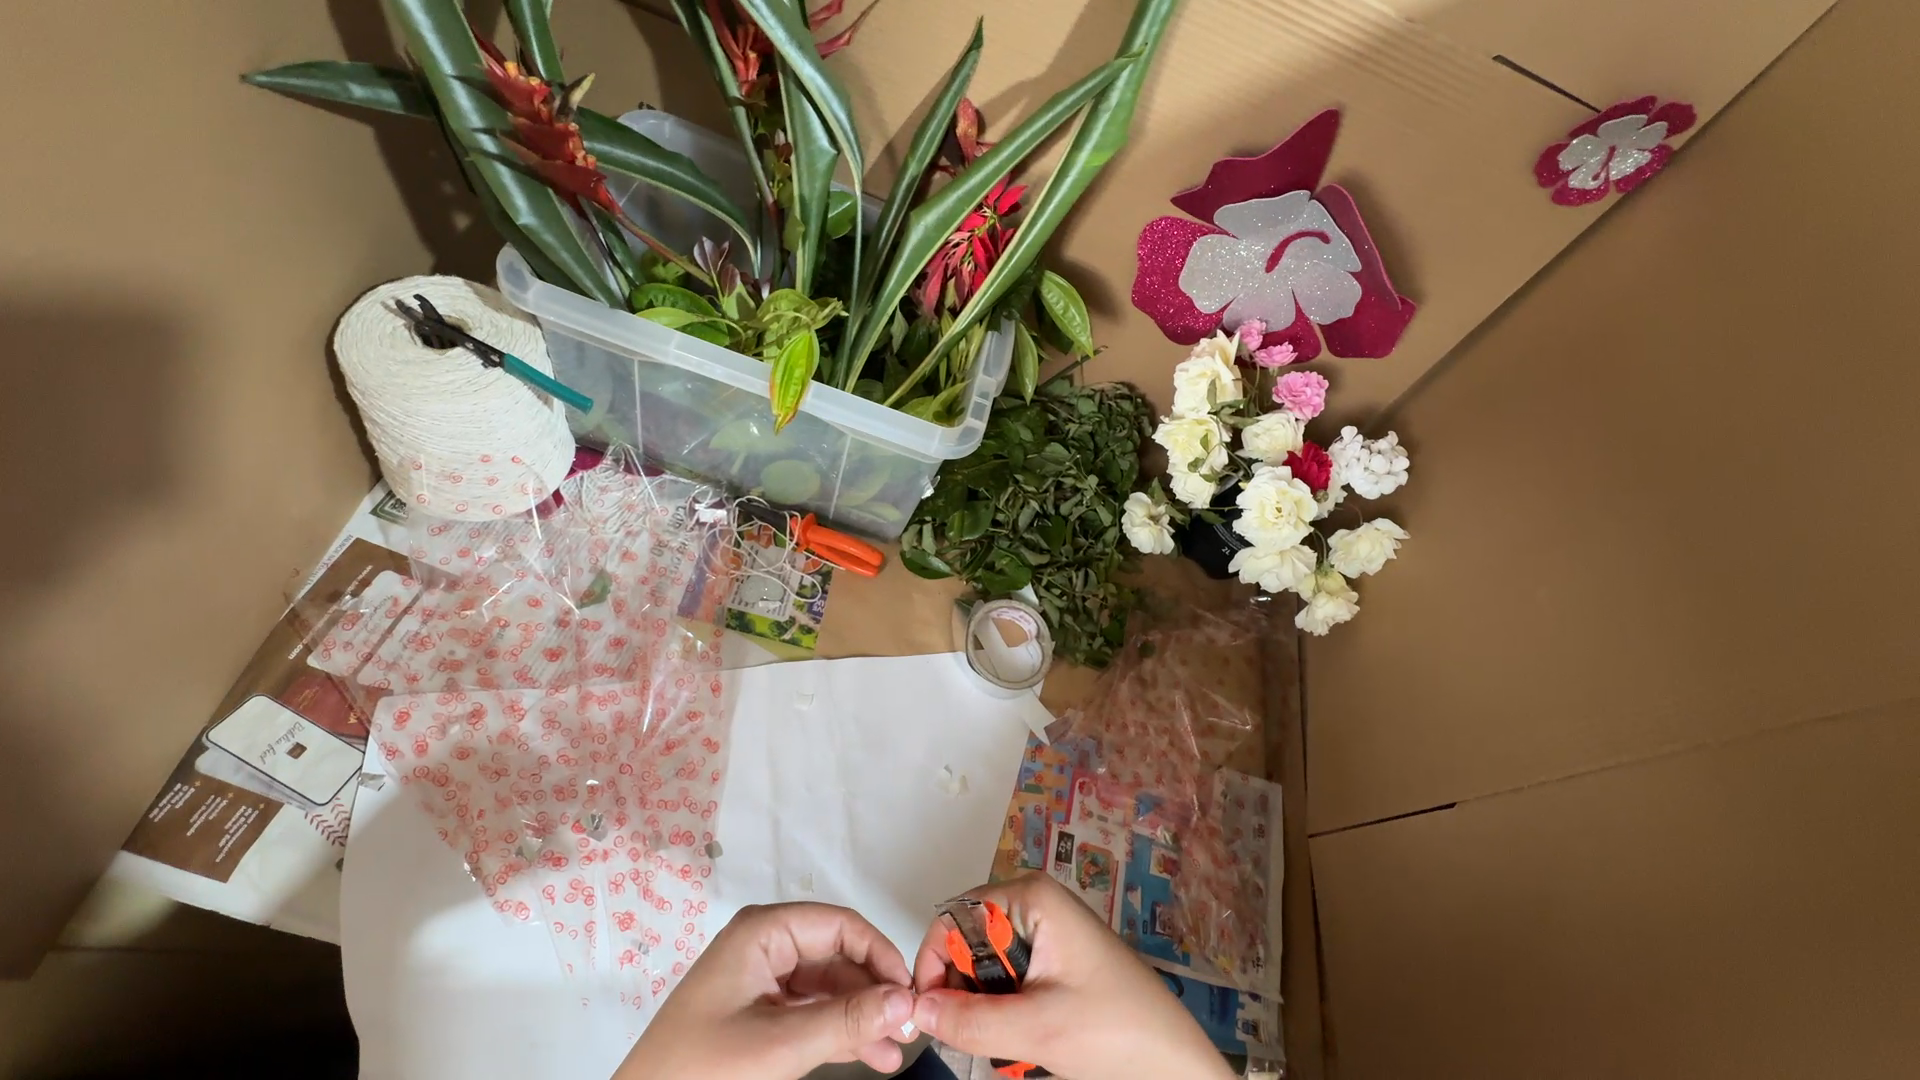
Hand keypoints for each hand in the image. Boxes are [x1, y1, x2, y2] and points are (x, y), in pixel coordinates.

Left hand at [614, 902, 917, 1079]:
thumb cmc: (704, 1069)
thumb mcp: (780, 1046)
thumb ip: (846, 1022)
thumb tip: (907, 1001)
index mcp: (764, 931)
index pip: (840, 926)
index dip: (881, 955)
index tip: (911, 995)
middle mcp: (766, 945)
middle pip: (837, 956)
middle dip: (874, 992)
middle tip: (909, 1029)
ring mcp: (762, 980)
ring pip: (828, 987)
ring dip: (861, 1017)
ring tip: (896, 1052)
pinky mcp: (758, 1013)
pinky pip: (810, 1012)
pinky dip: (838, 1031)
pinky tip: (870, 1055)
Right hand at [910, 874, 1234, 1079]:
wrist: (1175, 1063)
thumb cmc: (1113, 1031)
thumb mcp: (1035, 1028)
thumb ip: (969, 1019)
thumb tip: (916, 1009)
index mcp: (1030, 897)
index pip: (955, 916)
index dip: (935, 961)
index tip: (928, 1012)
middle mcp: (1034, 904)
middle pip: (968, 941)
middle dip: (962, 989)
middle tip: (970, 1035)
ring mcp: (1047, 932)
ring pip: (986, 965)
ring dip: (983, 1006)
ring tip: (1003, 1043)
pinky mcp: (1055, 960)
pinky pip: (1009, 978)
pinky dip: (1004, 1010)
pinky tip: (1020, 1041)